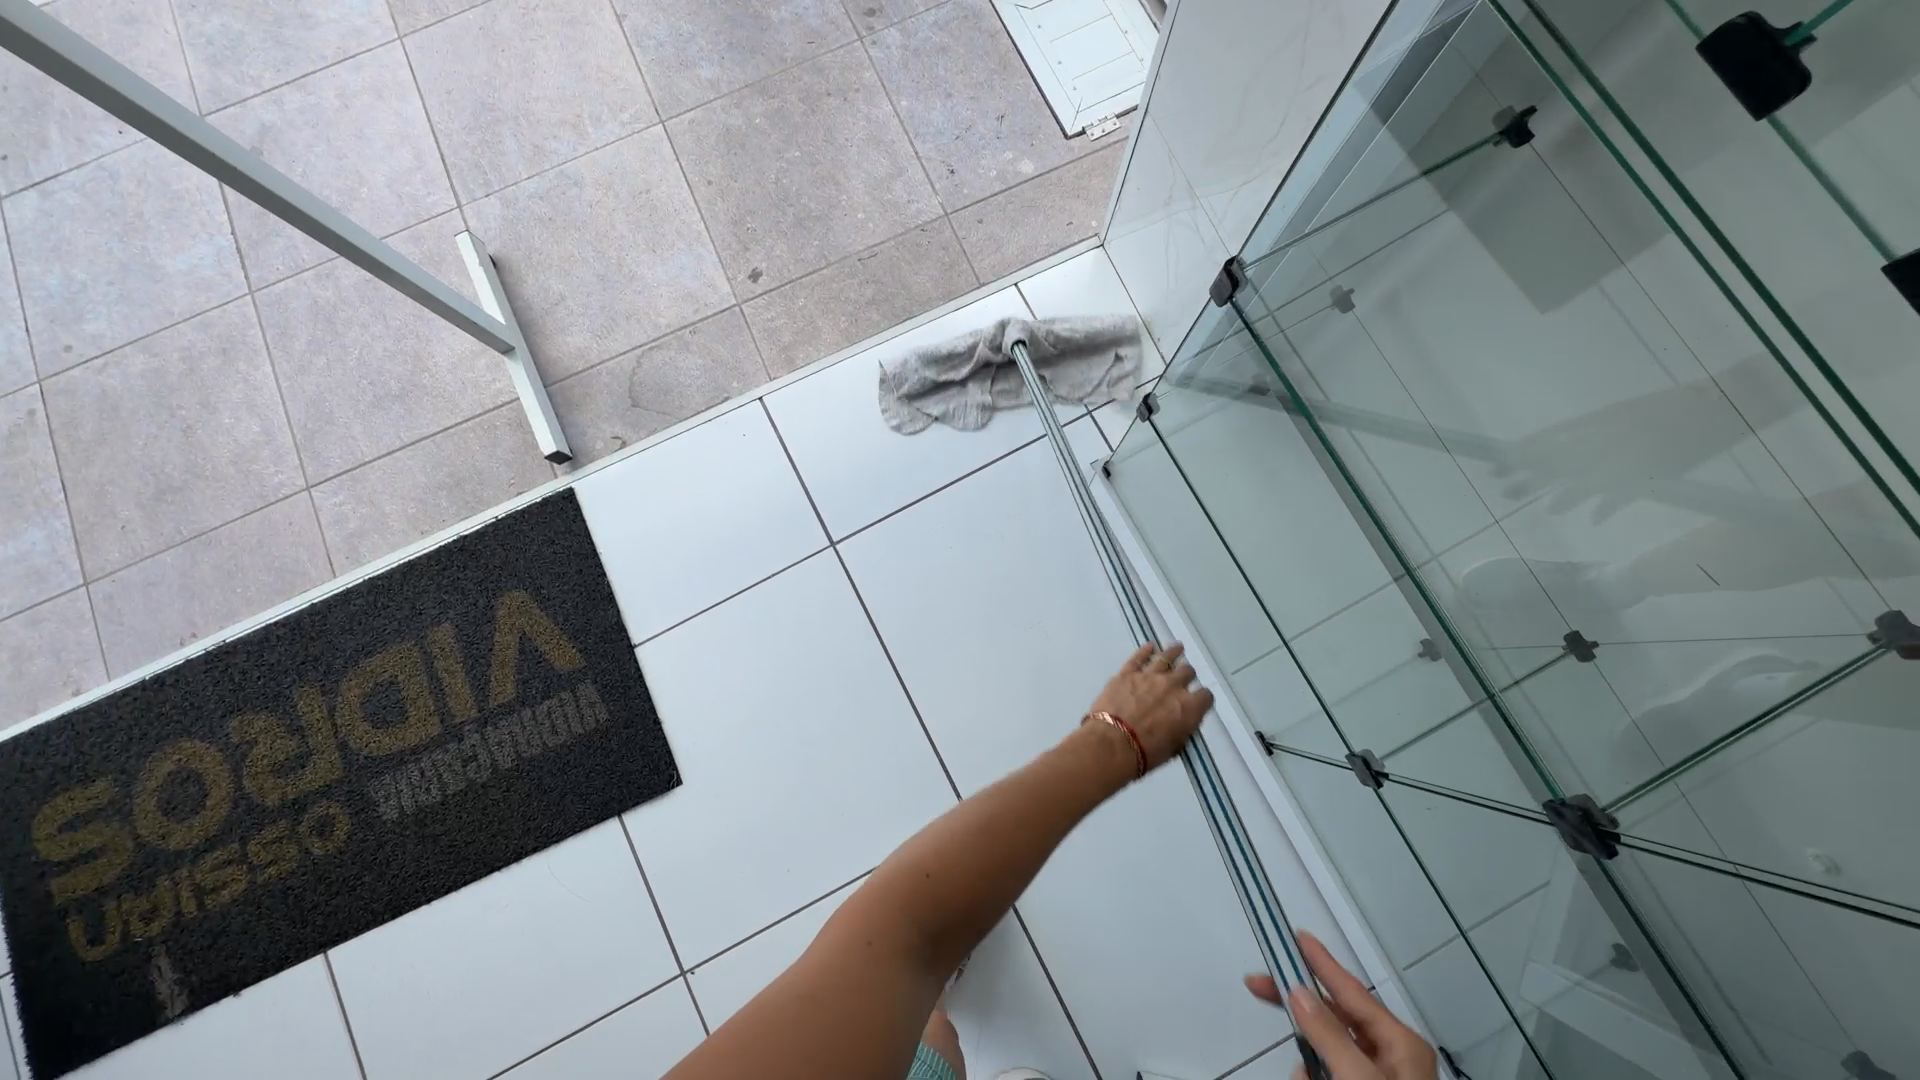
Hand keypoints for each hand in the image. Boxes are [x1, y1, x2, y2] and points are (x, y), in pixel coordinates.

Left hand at [1088, 644, 1211, 770]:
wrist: (1112, 744)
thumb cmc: (1146, 754)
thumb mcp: (1174, 747)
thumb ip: (1182, 729)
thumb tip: (1183, 722)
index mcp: (1189, 707)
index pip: (1205, 696)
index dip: (1202, 699)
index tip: (1198, 701)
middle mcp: (1173, 686)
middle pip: (1186, 672)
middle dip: (1187, 675)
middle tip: (1184, 678)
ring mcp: (1149, 676)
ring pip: (1166, 658)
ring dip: (1173, 652)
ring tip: (1177, 647)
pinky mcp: (1127, 673)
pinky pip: (1139, 657)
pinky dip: (1145, 650)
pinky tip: (1149, 646)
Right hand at [1245, 932, 1436, 1079]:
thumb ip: (1328, 1036)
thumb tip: (1297, 991)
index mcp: (1399, 1044)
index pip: (1350, 990)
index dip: (1321, 961)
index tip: (1296, 935)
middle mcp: (1388, 1056)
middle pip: (1332, 1016)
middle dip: (1298, 1011)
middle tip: (1256, 986)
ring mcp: (1374, 1078)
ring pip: (1324, 1052)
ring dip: (1306, 1065)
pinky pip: (1326, 1074)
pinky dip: (1311, 1077)